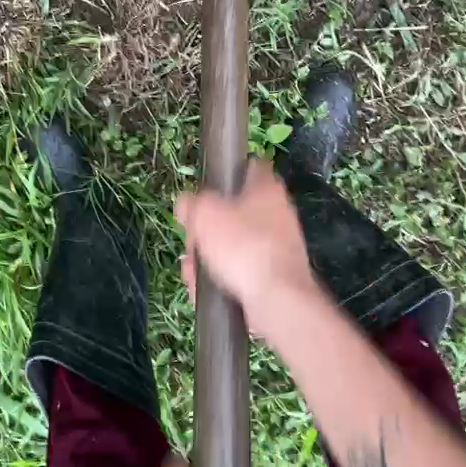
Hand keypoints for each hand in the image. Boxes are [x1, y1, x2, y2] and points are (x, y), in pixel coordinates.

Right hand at [173, 159, 320, 332]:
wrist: (278, 300)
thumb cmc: (242, 245)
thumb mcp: (204, 214)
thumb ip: (190, 203)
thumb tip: (187, 204)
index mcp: (266, 187)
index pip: (249, 166)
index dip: (226, 173)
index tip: (207, 187)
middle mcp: (277, 213)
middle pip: (233, 211)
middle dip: (206, 228)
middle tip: (192, 241)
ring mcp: (278, 247)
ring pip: (233, 245)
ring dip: (208, 258)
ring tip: (192, 272)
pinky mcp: (274, 276)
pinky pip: (241, 271)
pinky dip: (221, 279)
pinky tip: (204, 290)